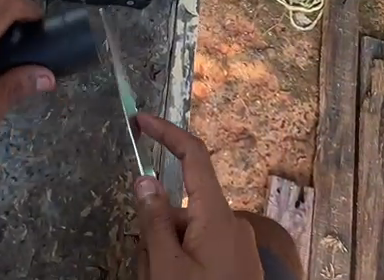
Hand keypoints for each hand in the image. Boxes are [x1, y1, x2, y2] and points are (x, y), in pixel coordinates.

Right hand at [132, 115, 263, 279]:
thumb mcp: (167, 269)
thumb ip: (155, 222)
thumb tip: (146, 179)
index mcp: (218, 214)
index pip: (194, 155)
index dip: (167, 132)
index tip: (141, 119)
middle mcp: (233, 223)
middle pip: (184, 207)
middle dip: (158, 226)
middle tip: (146, 266)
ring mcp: (240, 246)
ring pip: (191, 232)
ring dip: (169, 250)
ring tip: (158, 279)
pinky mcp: (241, 267)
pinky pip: (205, 250)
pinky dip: (185, 262)